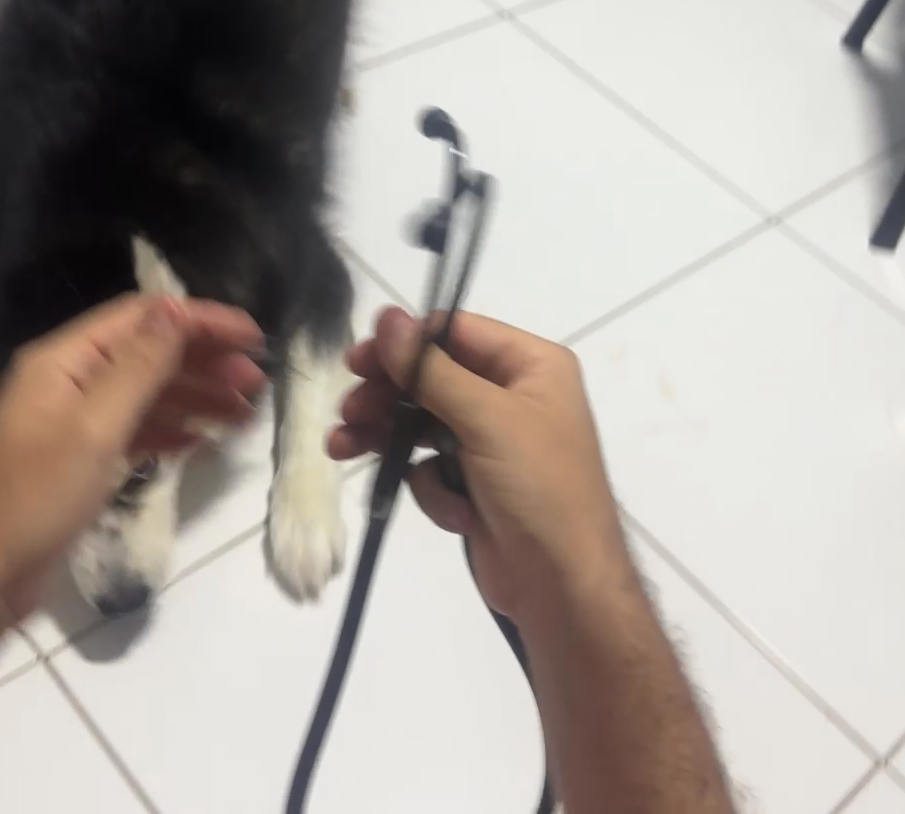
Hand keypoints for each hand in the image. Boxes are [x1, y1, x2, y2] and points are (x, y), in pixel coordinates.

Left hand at [0, 294, 266, 617]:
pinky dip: (174, 430)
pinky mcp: (83, 456)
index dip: (202, 320)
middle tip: (257, 381)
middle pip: (152, 352)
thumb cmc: (34, 498)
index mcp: (65, 360)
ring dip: (199, 396)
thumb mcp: (94, 427)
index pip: (145, 318)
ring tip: (244, 414)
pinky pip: (139, 428)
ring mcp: (75, 419)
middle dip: (208, 361)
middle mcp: (71, 380)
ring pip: (150, 392)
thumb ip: (139, 365)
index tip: (253, 337)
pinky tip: (203, 442)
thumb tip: (177, 310)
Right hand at [328, 308, 630, 623]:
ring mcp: (494, 438)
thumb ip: (430, 370)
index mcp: (531, 364)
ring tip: (341, 447)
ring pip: (424, 420)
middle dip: (389, 394)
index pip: (456, 333)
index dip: (406, 343)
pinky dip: (429, 484)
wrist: (564, 587)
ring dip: (386, 435)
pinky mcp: (476, 479)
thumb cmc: (538, 487)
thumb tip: (386, 316)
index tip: (357, 359)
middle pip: (434, 376)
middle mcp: (514, 393)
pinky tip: (447, 510)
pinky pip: (433, 464)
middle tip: (348, 408)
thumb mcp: (486, 420)